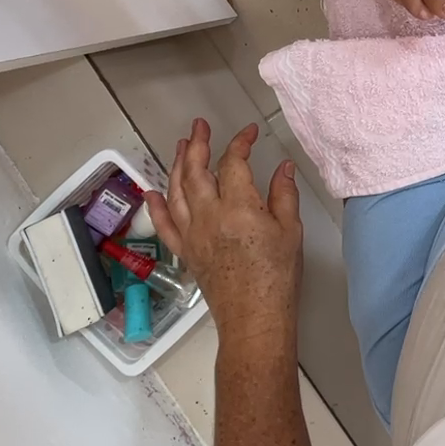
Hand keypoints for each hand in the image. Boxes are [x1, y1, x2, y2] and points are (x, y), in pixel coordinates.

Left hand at [145, 119, 303, 347]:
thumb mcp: (291, 230)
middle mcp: (209, 217)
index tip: (249, 133)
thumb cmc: (277, 277)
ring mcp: (192, 234)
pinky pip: (165, 224)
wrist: (255, 318)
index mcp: (238, 208)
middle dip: (197, 145)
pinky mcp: (185, 252)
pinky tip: (154, 190)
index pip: (233, 163)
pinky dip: (158, 205)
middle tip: (200, 126)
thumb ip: (284, 194)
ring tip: (181, 146)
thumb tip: (283, 168)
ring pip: (176, 191)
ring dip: (177, 165)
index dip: (240, 143)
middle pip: (195, 171)